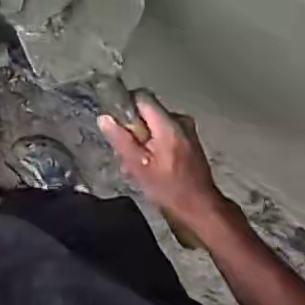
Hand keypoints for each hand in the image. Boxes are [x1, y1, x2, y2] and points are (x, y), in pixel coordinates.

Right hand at [98, 92, 241, 238]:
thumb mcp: (138, 167)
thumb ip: (121, 140)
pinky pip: (165, 132)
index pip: (141, 97)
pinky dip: (155, 145)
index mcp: (168, 124)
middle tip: (127, 154)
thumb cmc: (169, 189)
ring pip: (154, 123)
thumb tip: (104, 118)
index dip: (125, 108)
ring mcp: (187, 129)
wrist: (200, 207)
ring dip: (143, 140)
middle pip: (147, 112)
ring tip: (138, 165)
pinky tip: (151, 166)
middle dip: (133, 130)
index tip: (118, 127)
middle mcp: (180, 120)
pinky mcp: (189, 139)